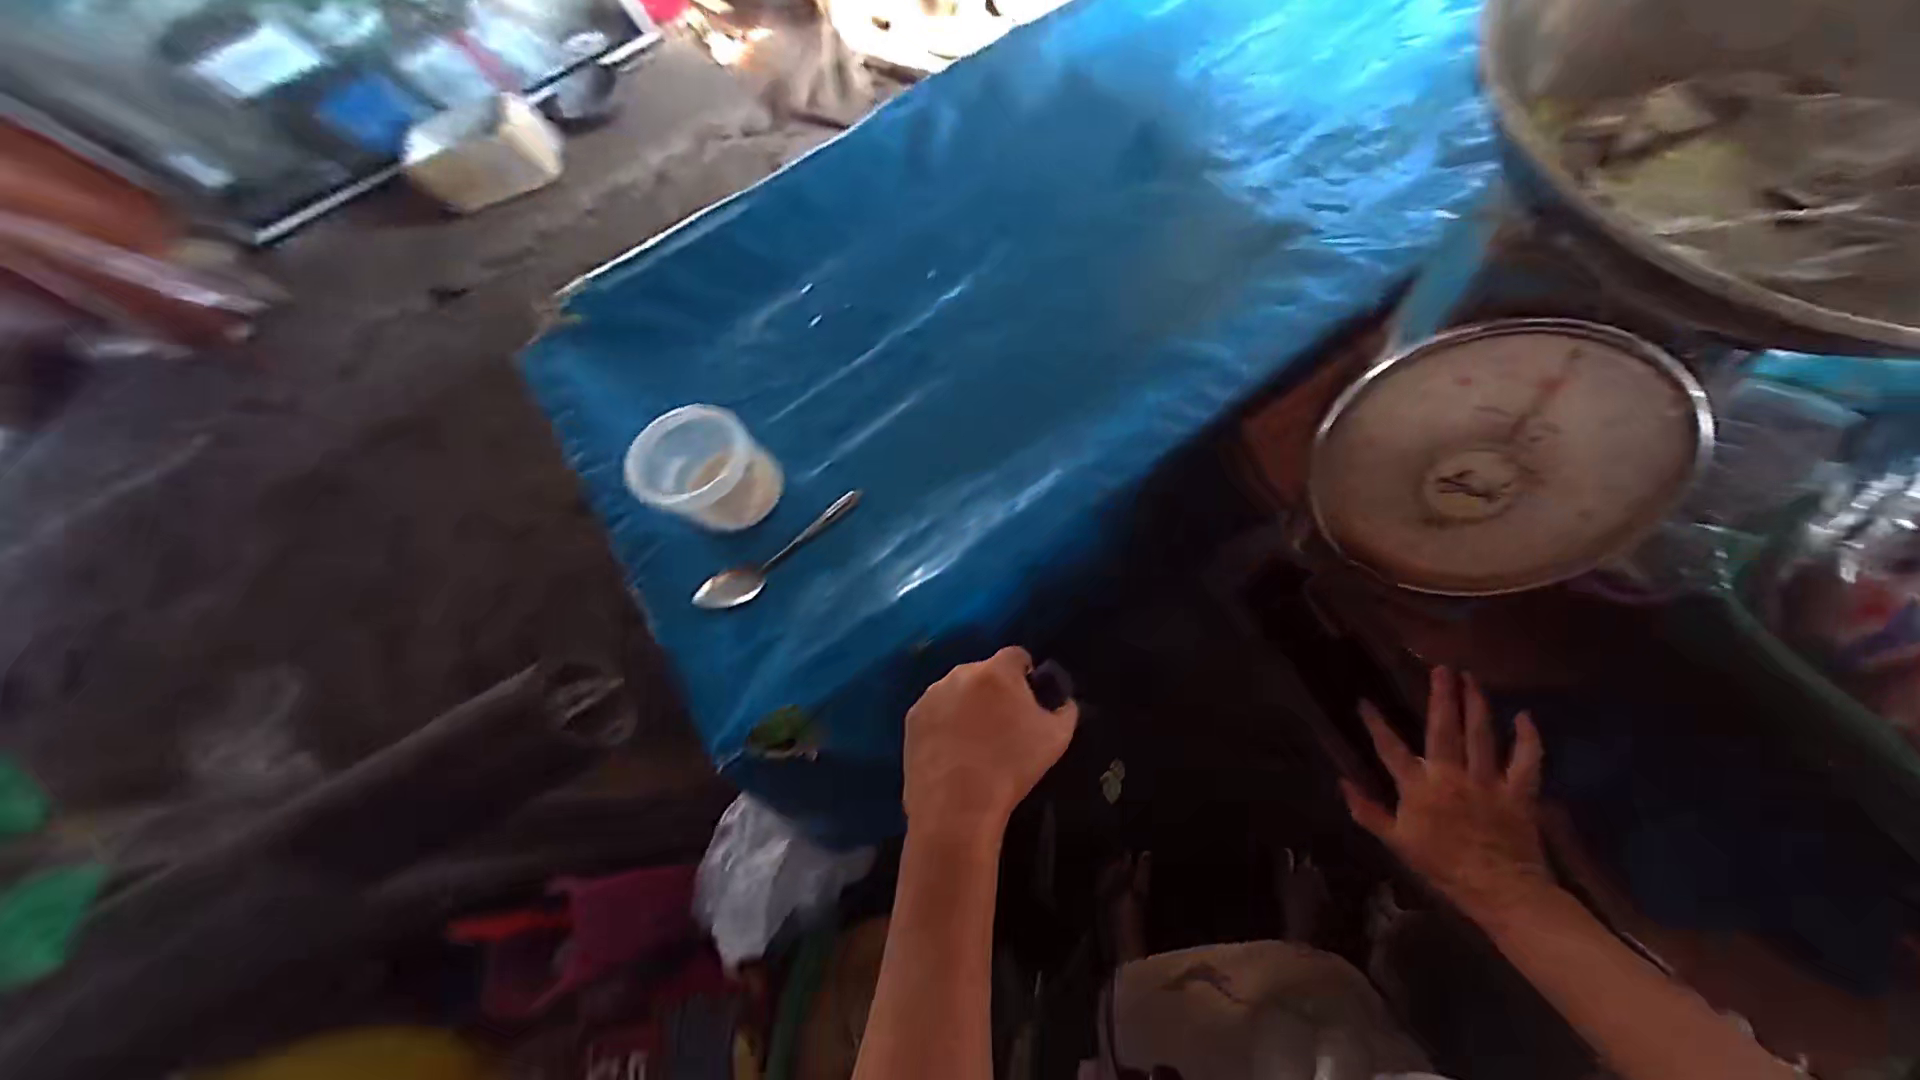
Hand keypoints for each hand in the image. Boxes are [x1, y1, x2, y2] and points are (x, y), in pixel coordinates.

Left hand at [904, 647, 1078, 839]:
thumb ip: (1065, 709)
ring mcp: (932, 694)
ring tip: (975, 740)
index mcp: (996, 672)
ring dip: (968, 704)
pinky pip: (936, 709)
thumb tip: (1062, 701)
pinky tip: (952, 749)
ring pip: (958, 689)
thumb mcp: (1057, 738)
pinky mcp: (913, 717)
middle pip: (985, 671)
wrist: (956, 807)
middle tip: (1004, 723)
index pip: (1017, 655)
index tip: (1029, 698)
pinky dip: (945, 721)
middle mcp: (960, 673)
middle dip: (996, 689)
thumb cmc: (1011, 768)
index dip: (1026, 674)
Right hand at [1342, 666, 1550, 918]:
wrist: (1504, 894)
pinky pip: (1527, 762)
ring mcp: (1488, 783)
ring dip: (1477, 705)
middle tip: (1440, 669)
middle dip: (1441, 697)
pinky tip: (1525, 717)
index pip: (1390, 748)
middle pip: (1443, 729)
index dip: (1375, 724)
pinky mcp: (1519, 794)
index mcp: (1418, 788)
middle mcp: (1451, 777)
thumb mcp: (1396, 843)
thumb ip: (1368, 811)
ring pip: (1482, 736)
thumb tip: (1342, 782)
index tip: (1364, 701)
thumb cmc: (1443, 867)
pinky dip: (1528, 739)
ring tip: (1471, 679)